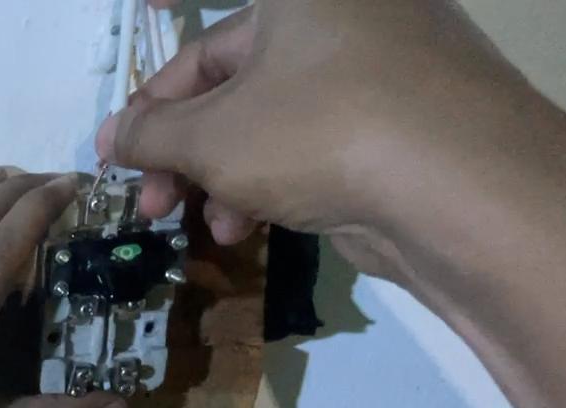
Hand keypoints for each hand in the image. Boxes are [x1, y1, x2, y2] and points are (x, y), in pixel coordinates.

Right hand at [101, 0, 527, 263]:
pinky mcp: (394, 122)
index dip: (146, 113)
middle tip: (153, 208)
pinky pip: (306, 147)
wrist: (455, 185)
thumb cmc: (314, 136)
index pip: (195, 55)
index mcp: (299, 2)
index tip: (116, 163)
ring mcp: (376, 72)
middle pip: (228, 97)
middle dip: (182, 160)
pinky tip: (251, 227)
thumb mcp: (206, 136)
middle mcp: (343, 22)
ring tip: (212, 226)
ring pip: (263, 129)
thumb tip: (111, 135)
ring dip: (218, 184)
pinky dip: (266, 186)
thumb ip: (149, 134)